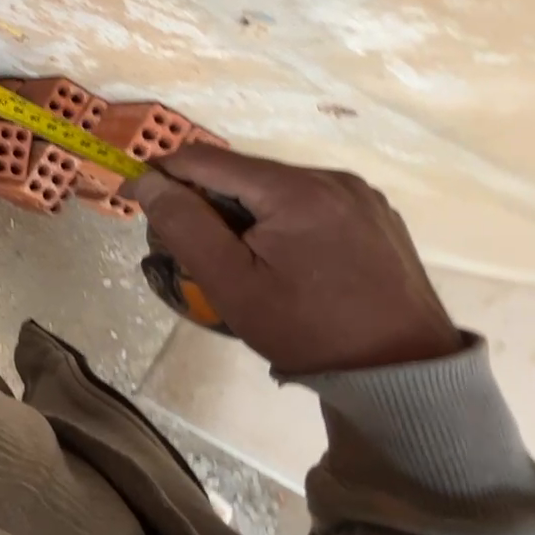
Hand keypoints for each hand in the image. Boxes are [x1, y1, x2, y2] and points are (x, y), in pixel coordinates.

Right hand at [129, 145, 462, 374]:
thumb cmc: (305, 328)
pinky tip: (276, 257)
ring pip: (268, 186)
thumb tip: (146, 179)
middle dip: (201, 198)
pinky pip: (302, 201)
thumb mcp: (228, 280)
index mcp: (296, 190)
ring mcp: (360, 197)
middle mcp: (332, 179)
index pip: (203, 159)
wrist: (402, 376)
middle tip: (187, 244)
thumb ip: (182, 222)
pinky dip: (273, 217)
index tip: (132, 197)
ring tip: (232, 255)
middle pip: (238, 172)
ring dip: (236, 209)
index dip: (159, 173)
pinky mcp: (374, 216)